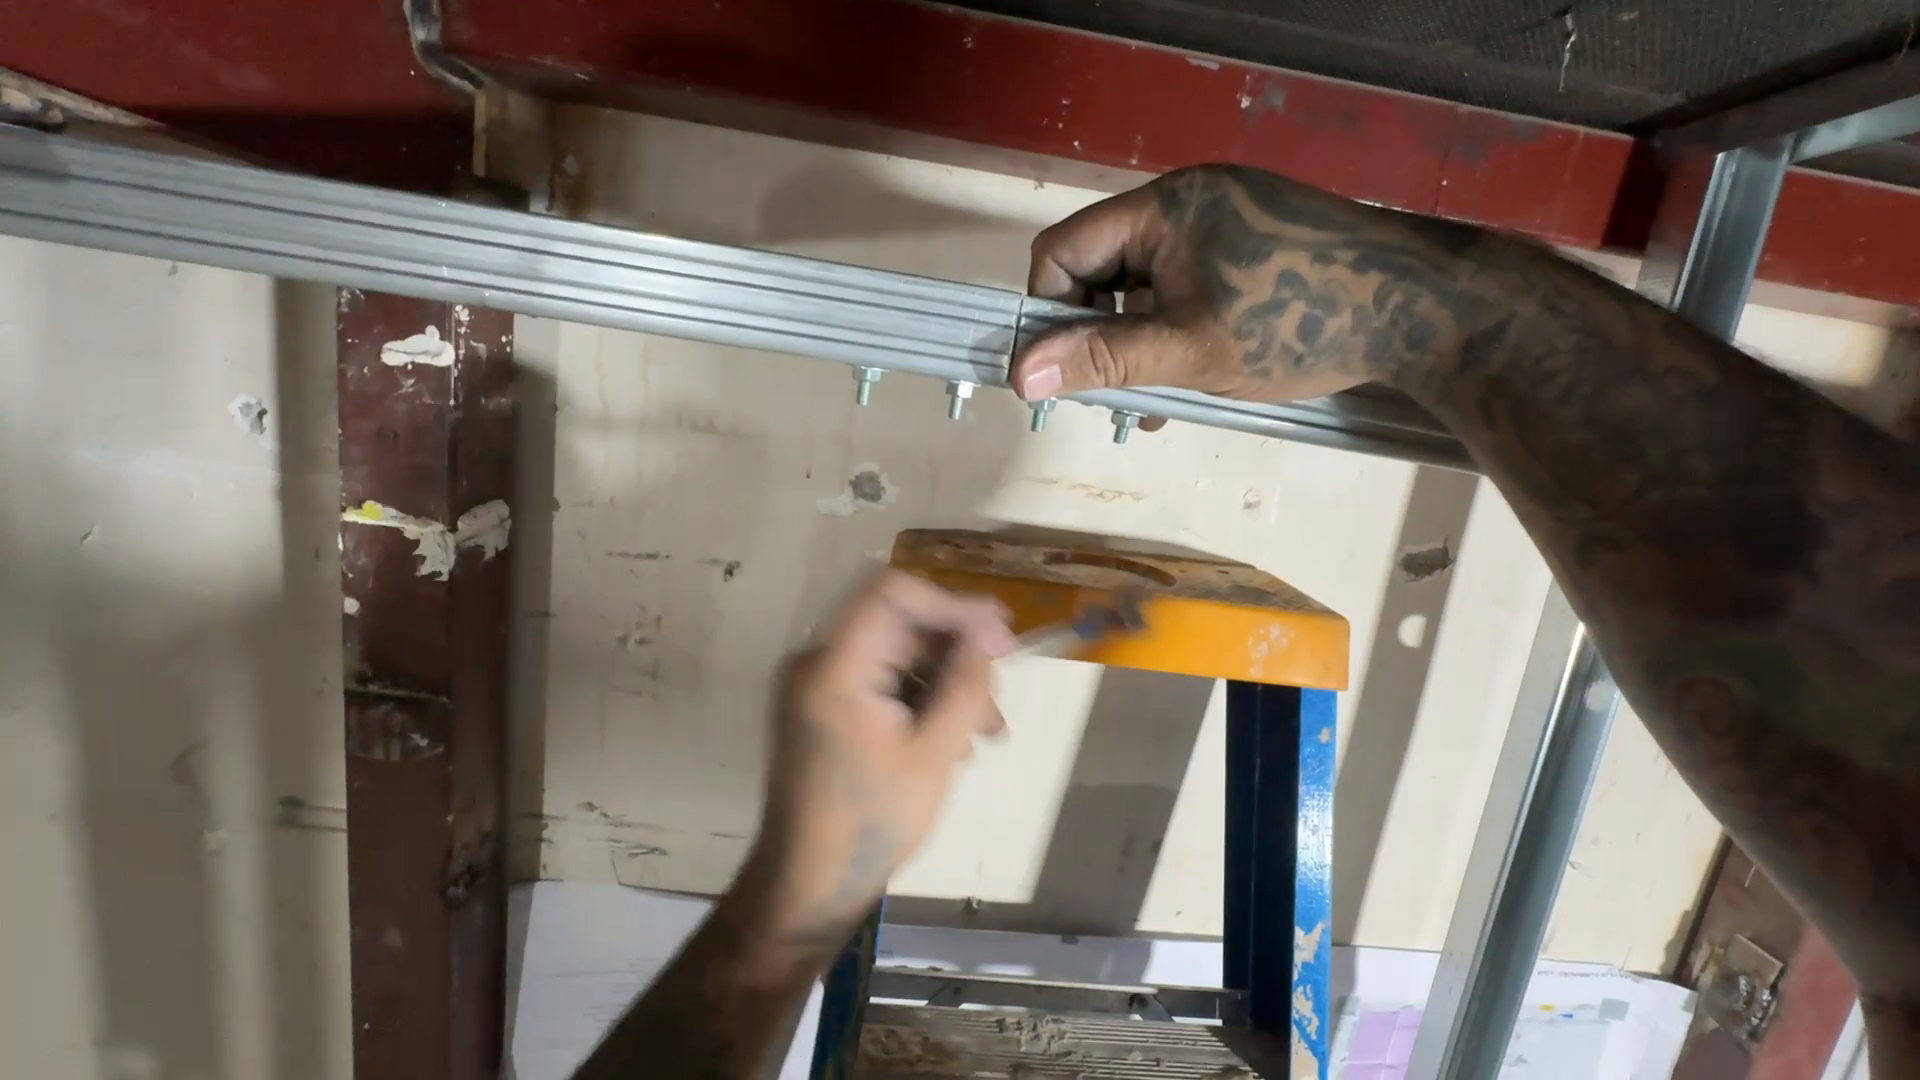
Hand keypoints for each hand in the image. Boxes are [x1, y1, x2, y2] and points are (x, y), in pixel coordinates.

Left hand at [737, 571, 1013, 942]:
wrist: (807, 888)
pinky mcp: (829, 707)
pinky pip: (886, 681)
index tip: (1002, 637)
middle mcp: (820, 660)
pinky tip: (955, 741)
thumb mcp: (933, 753)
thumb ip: (965, 683)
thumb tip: (991, 629)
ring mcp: (821, 684)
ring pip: (901, 654)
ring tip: (987, 732)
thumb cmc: (870, 824)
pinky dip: (925, 701)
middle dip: (958, 654)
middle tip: (999, 697)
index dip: (953, 605)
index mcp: (833, 664)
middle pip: (901, 623)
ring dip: (949, 683)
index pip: (893, 592)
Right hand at [1011, 164, 1484, 419]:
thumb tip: (1020, 375)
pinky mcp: (1249, 245)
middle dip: (1094, 335)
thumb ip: (1101, 359)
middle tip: (1108, 394)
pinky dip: (1170, 331)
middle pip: (1099, 268)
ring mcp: (1221, 222)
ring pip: (1141, 286)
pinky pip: (1182, 288)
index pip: (1062, 251)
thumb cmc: (1296, 323)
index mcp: (1163, 208)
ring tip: (1149, 399)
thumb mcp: (1187, 350)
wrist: (1422, 309)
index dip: (1049, 311)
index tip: (1064, 368)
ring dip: (1133, 343)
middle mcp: (1186, 203)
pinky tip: (1184, 378)